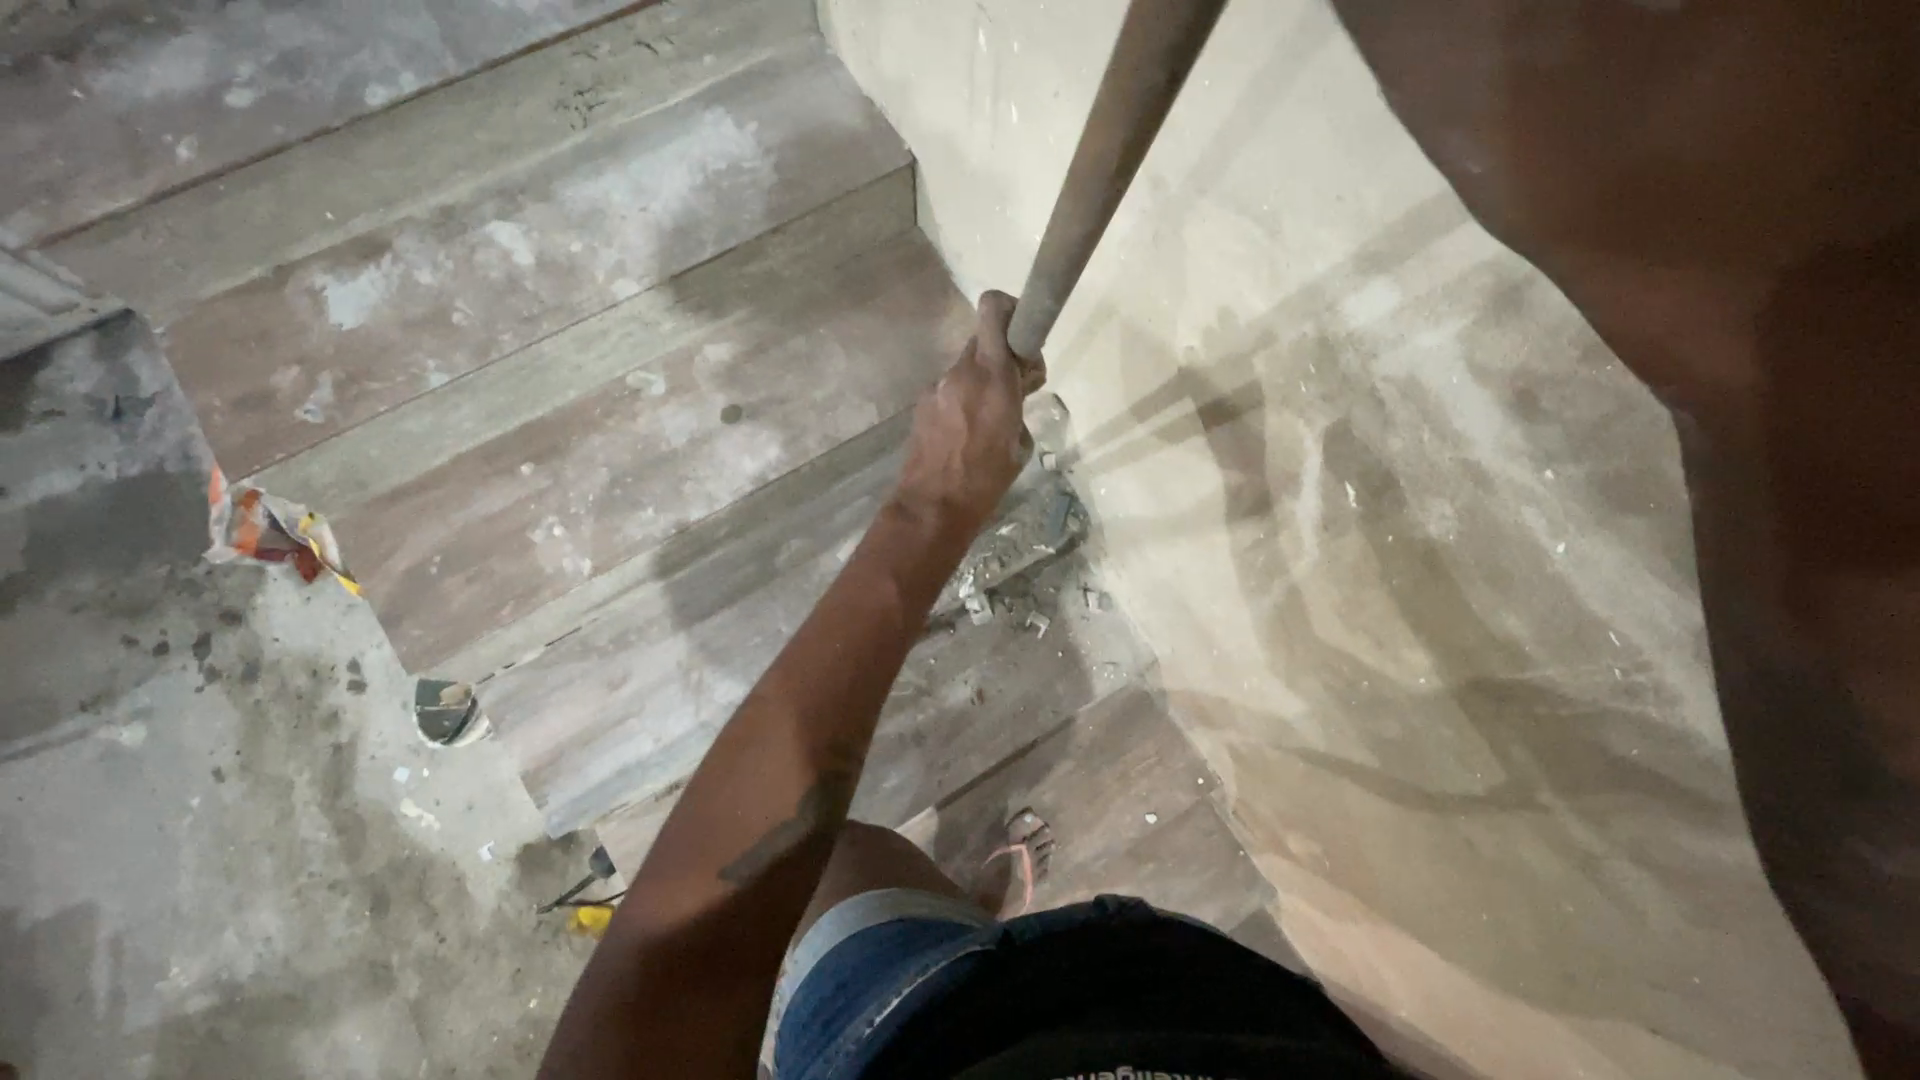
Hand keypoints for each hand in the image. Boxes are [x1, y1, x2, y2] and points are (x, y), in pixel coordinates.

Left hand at [891, 291, 1042, 537]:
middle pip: (983, 340)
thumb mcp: (1019, 443)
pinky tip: (965, 434)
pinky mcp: (921, 404)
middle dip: (1003, 354)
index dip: (1012, 310)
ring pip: (966, 367)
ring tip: (988, 421)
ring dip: (981, 381)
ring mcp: (937, 387)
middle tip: (1016, 387)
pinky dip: (962, 400)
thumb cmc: (985, 480)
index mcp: (994, 377)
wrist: (932, 506)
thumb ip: (1018, 406)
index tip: (1026, 336)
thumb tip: (1017, 394)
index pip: (994, 311)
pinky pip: (949, 389)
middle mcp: (962, 372)